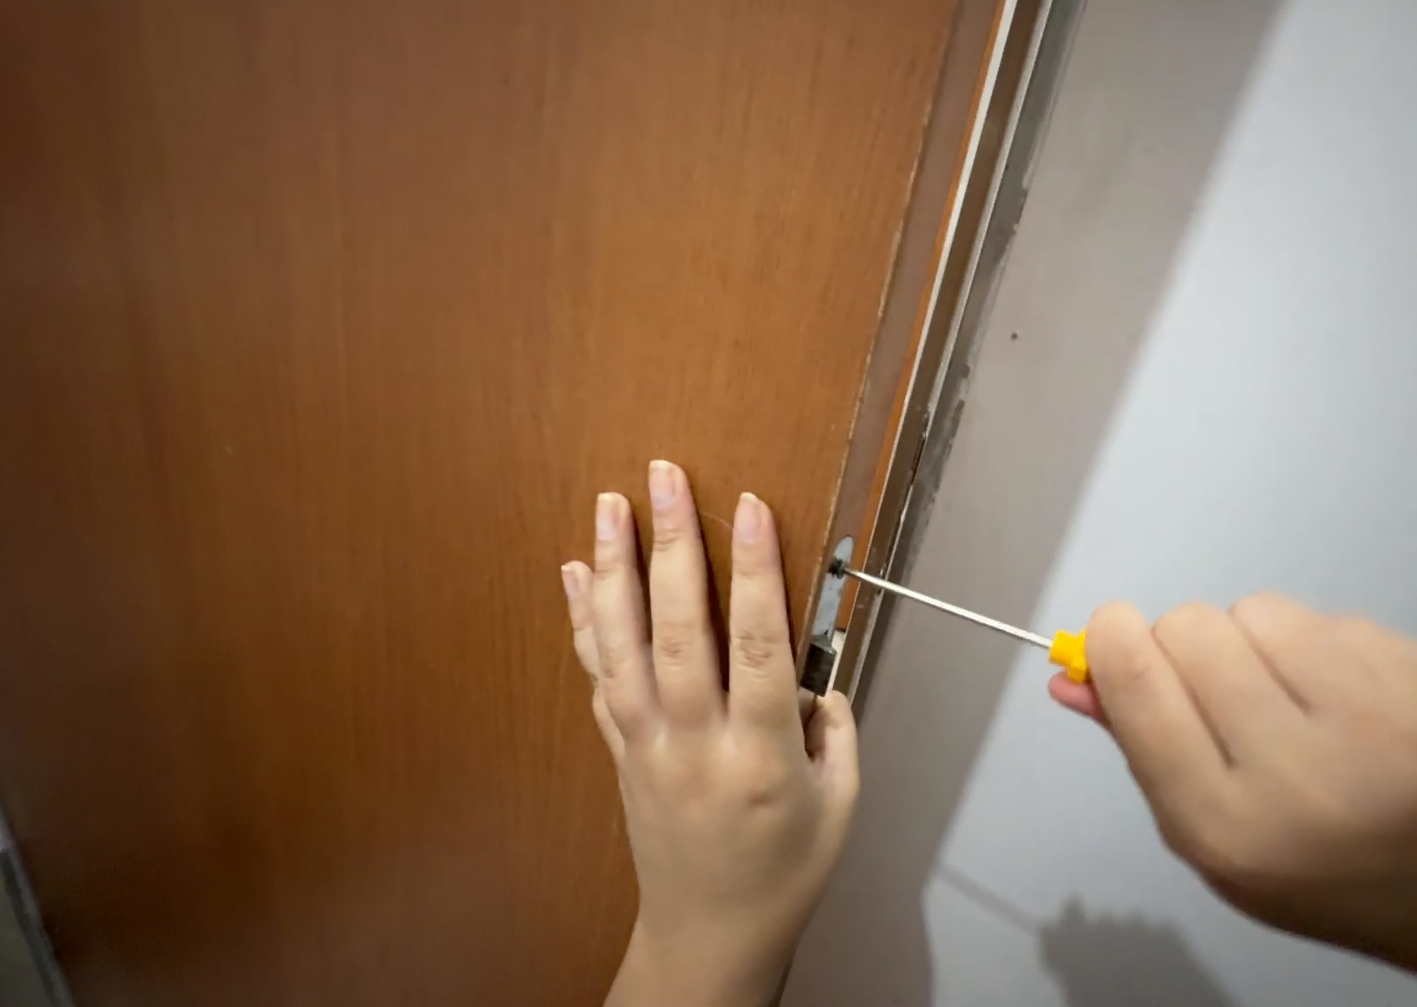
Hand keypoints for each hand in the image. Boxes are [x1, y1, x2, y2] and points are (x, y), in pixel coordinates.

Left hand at [562, 462, 858, 1006]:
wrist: (707, 936)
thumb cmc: (783, 874)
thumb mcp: (841, 805)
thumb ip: (835, 728)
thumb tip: (814, 673)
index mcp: (759, 759)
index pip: (760, 648)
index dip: (756, 572)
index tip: (750, 509)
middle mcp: (693, 743)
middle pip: (679, 631)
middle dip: (674, 546)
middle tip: (665, 479)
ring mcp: (645, 744)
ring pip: (623, 645)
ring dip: (616, 569)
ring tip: (610, 506)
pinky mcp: (620, 748)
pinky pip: (598, 674)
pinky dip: (584, 619)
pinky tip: (575, 574)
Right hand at [1049, 596, 1416, 985]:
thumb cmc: (1321, 874)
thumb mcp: (1209, 834)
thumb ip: (1138, 746)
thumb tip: (1067, 675)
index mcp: (1229, 829)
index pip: (1139, 686)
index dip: (1111, 640)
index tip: (1114, 632)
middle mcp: (1305, 781)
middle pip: (1189, 628)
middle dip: (1183, 644)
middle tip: (1217, 687)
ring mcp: (1384, 730)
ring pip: (1255, 609)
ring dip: (1251, 638)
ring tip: (1290, 693)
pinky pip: (1324, 613)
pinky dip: (1314, 642)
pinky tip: (1349, 696)